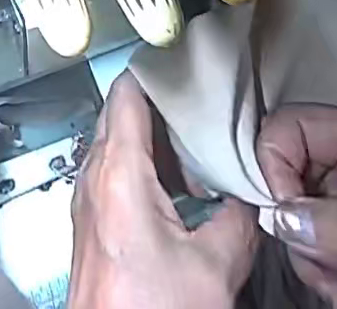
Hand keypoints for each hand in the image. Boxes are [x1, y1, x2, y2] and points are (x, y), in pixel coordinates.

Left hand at [69, 72, 258, 308]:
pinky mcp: (89, 218)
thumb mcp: (212, 271)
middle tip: (193, 106)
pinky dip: (139, 164)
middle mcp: (93, 174)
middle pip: (119, 112)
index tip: (178, 65)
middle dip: (156, 105)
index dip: (153, 73)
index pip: (127, 93)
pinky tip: (171, 187)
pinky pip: (111, 169)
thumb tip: (249, 201)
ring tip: (189, 146)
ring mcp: (87, 196)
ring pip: (114, 141)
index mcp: (118, 172)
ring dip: (148, 137)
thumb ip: (238, 223)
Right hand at [255, 104, 336, 308]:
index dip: (277, 167)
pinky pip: (316, 229)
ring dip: (308, 248)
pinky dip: (319, 261)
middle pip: (290, 164)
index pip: (293, 125)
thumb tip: (279, 214)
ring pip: (297, 201)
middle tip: (324, 271)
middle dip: (294, 218)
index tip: (288, 222)